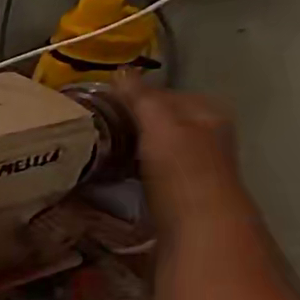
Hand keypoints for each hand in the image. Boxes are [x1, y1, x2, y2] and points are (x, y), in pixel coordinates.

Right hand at [110, 73, 244, 223]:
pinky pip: (146, 169)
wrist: (200, 229)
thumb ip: (141, 98)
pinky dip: (128, 168)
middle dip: (126, 122)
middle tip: (92, 129)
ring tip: (96, 150)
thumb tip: (120, 70)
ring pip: (150, 145)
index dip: (130, 96)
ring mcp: (192, 165)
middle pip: (156, 120)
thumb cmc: (183, 170)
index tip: (98, 106)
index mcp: (207, 111)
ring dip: (125, 146)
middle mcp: (204, 135)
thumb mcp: (160, 126)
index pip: (161, 93)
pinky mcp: (177, 191)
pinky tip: (110, 174)